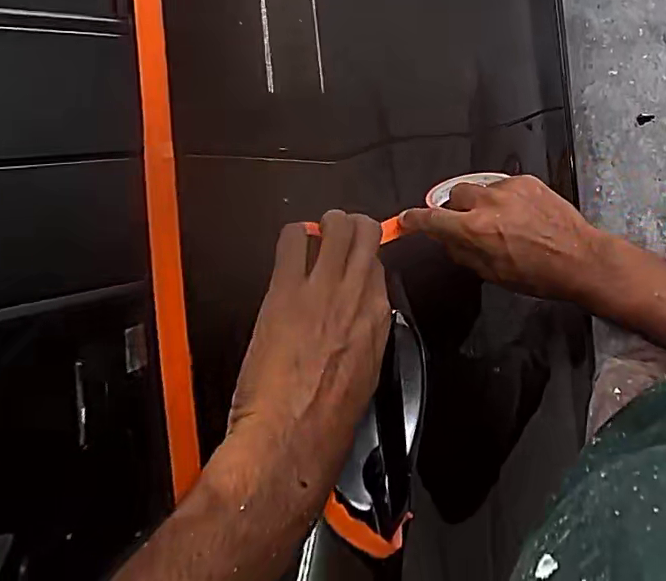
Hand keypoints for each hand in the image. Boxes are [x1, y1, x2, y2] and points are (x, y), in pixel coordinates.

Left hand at [218, 211, 390, 515]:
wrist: (288, 441)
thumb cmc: (325, 422)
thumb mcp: (364, 376)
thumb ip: (364, 337)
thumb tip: (353, 319)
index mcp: (378, 319)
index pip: (378, 266)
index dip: (362, 259)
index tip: (351, 261)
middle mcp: (357, 296)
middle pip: (365, 233)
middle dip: (352, 226)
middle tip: (337, 232)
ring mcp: (323, 288)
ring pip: (336, 225)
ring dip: (326, 223)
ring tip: (315, 234)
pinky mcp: (287, 289)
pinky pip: (294, 238)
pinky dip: (294, 234)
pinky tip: (290, 247)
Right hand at [399, 175, 609, 301]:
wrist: (579, 258)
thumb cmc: (539, 274)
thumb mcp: (493, 273)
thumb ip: (463, 254)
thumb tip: (447, 242)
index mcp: (475, 230)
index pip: (432, 219)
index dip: (415, 219)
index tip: (407, 219)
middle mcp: (487, 204)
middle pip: (453, 195)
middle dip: (455, 209)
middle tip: (467, 223)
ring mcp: (507, 189)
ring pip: (478, 189)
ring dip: (481, 202)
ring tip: (499, 220)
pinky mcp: (525, 180)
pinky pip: (503, 185)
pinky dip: (505, 198)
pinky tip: (520, 214)